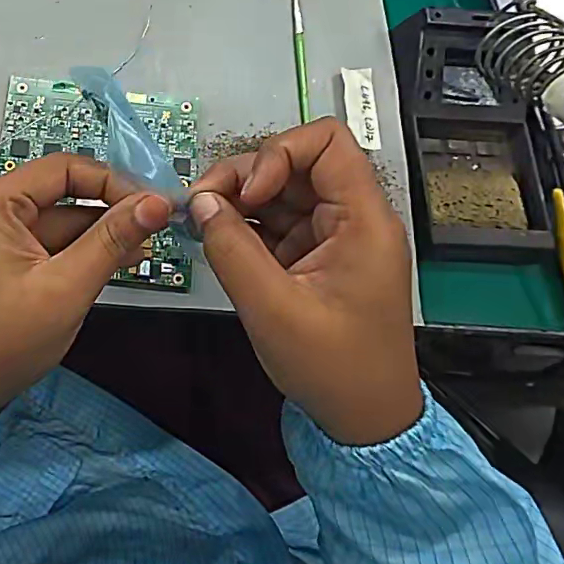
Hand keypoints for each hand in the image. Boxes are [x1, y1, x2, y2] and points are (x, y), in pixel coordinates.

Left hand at [0, 153, 172, 423]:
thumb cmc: (2, 343)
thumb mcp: (65, 289)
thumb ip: (111, 240)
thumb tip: (155, 204)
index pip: (62, 169)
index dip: (111, 182)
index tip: (149, 205)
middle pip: (64, 194)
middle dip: (110, 210)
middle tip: (154, 227)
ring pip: (63, 221)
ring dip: (102, 233)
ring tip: (144, 248)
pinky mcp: (7, 260)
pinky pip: (53, 243)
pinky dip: (84, 251)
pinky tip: (119, 259)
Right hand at [189, 118, 418, 444]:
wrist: (363, 421)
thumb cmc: (333, 369)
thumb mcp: (273, 309)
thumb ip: (231, 249)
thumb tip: (199, 202)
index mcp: (362, 221)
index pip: (327, 142)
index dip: (279, 153)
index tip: (249, 195)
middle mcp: (350, 217)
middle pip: (295, 162)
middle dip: (244, 175)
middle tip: (201, 205)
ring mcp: (330, 235)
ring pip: (279, 188)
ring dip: (237, 197)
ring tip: (202, 220)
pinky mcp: (312, 253)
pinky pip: (274, 219)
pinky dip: (243, 222)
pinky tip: (217, 236)